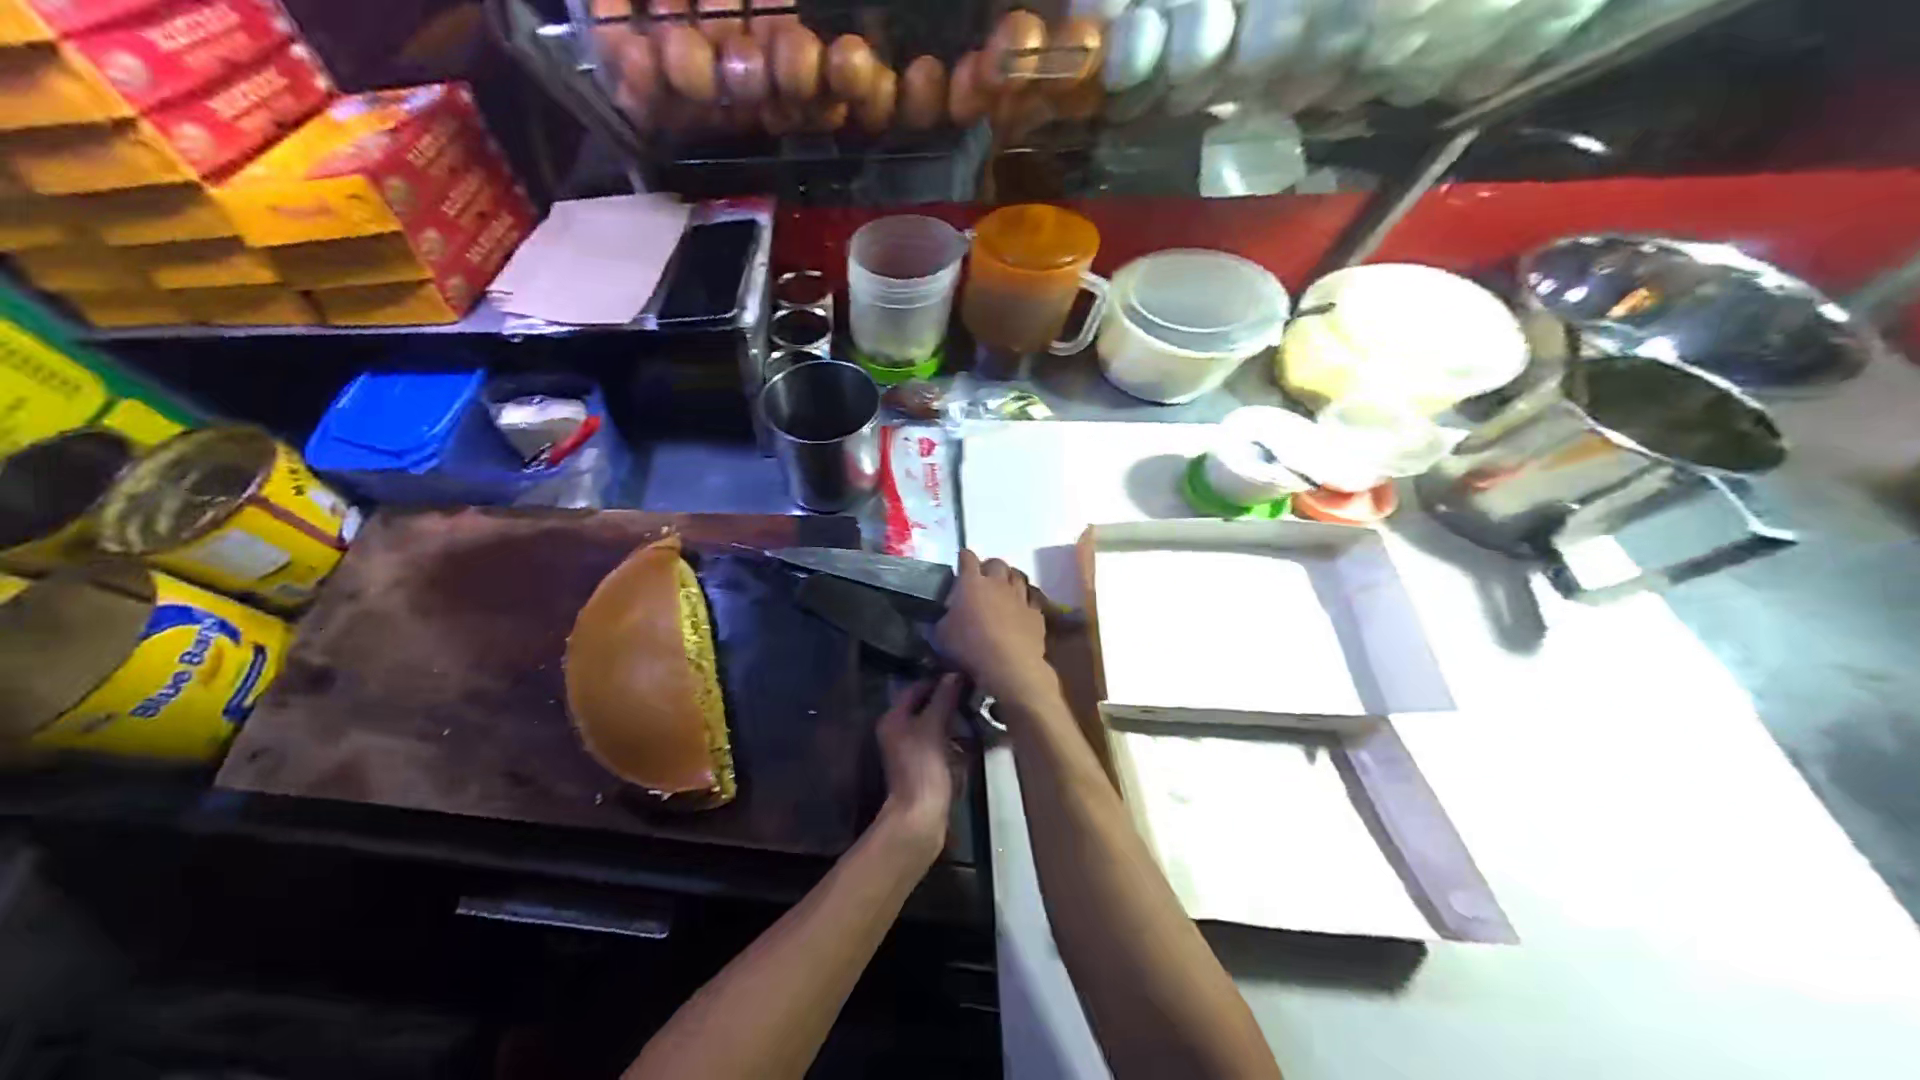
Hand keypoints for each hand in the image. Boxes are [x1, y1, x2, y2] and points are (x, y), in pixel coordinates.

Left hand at [876, 674, 963, 855]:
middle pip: (926, 706)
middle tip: (974, 691)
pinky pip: (941, 743)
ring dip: (955, 718)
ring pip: (935, 724)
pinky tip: (973, 737)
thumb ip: (944, 698)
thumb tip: (954, 673)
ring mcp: (912, 750)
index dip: (938, 679)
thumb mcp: (934, 727)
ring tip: (977, 711)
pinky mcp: (925, 766)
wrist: (920, 816)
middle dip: (949, 699)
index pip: (916, 687)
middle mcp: (899, 730)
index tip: (964, 673)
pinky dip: (956, 738)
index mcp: (894, 717)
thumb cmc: (923, 766)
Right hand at [934, 550, 1054, 702]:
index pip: (968, 559)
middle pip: (997, 563)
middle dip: (989, 565)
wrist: (1008, 665)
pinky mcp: (1035, 614)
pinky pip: (1031, 600)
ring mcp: (1020, 597)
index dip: (964, 556)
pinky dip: (1024, 601)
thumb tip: (928, 622)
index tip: (961, 558)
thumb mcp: (939, 637)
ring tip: (1003, 587)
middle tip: (983, 576)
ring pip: (1018, 577)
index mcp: (972, 583)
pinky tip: (1020, 609)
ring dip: (1009, 578)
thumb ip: (935, 624)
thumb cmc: (968, 646)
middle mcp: (998, 584)